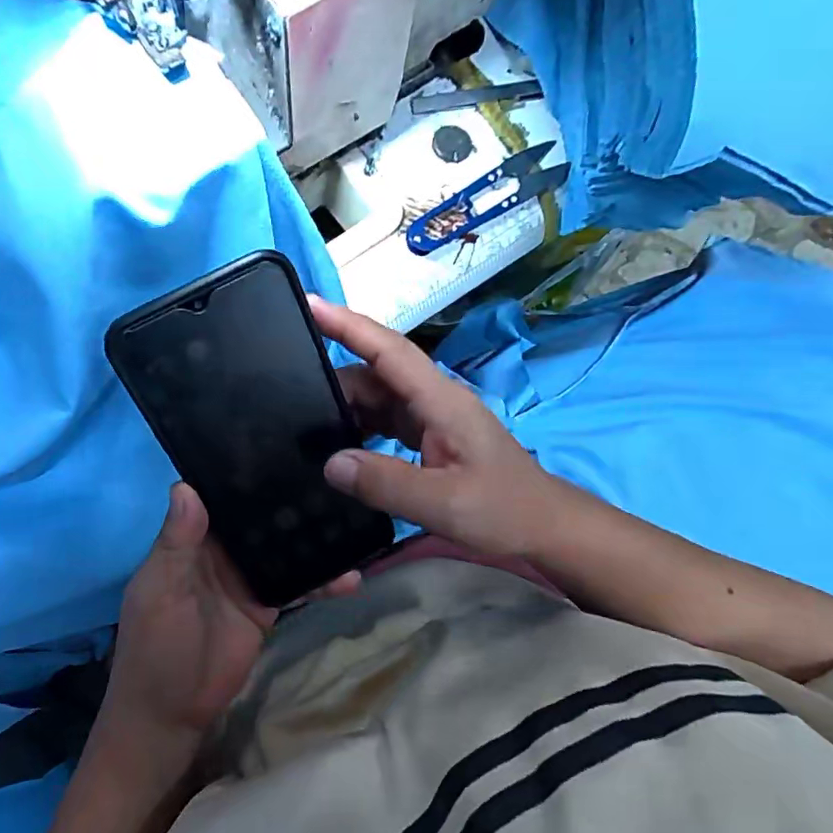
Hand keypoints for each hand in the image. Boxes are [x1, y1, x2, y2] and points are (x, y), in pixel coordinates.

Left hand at [103, 484, 357, 773]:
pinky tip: (351, 578)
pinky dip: (320, 582)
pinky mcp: (266, 605)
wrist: (172, 712)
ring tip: (350, 519)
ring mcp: (245, 578)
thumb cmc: (156, 648)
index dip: (238, 474)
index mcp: (188, 541)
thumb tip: (187, 486)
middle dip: (284, 500)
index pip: (215, 497)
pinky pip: (295, 585)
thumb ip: (177, 543)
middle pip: (254, 518)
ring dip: (310, 539)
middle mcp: (219, 553)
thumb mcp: (161, 593)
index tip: (274, 444)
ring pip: (280, 548)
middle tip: (331, 474)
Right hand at [308, 295, 579, 557]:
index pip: (389, 350)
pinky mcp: (432, 440)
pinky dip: (360, 429)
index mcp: (441, 401)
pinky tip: (340, 448)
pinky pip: (387, 423)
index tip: (309, 304)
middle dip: (334, 377)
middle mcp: (435, 401)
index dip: (348, 326)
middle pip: (377, 374)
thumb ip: (386, 483)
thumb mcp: (443, 502)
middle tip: (287, 394)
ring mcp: (434, 420)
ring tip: (304, 423)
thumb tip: (331, 463)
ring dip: (346, 407)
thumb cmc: (503, 510)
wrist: (545, 528)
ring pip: (380, 400)